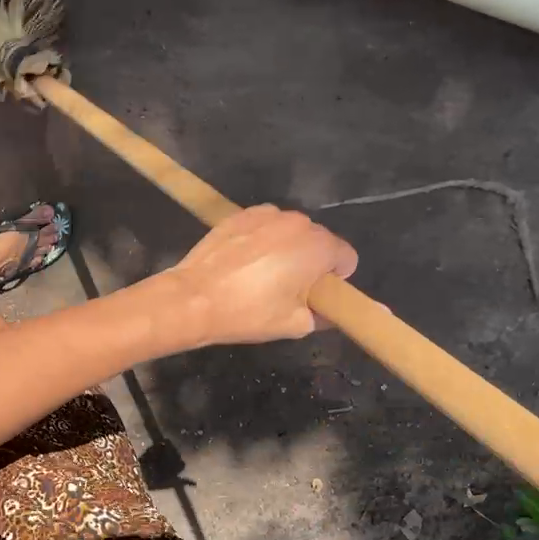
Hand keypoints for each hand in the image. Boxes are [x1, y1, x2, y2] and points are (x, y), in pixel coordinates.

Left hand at [164, 205, 357, 346]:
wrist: (192, 299)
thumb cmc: (247, 313)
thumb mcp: (293, 325)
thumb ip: (322, 316)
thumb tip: (328, 313)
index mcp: (319, 246)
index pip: (346, 258)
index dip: (336, 280)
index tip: (317, 296)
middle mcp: (298, 222)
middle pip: (318, 242)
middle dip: (310, 263)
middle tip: (286, 290)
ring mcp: (266, 214)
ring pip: (289, 232)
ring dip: (285, 249)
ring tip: (260, 276)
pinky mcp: (238, 216)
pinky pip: (262, 227)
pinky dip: (260, 240)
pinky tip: (242, 262)